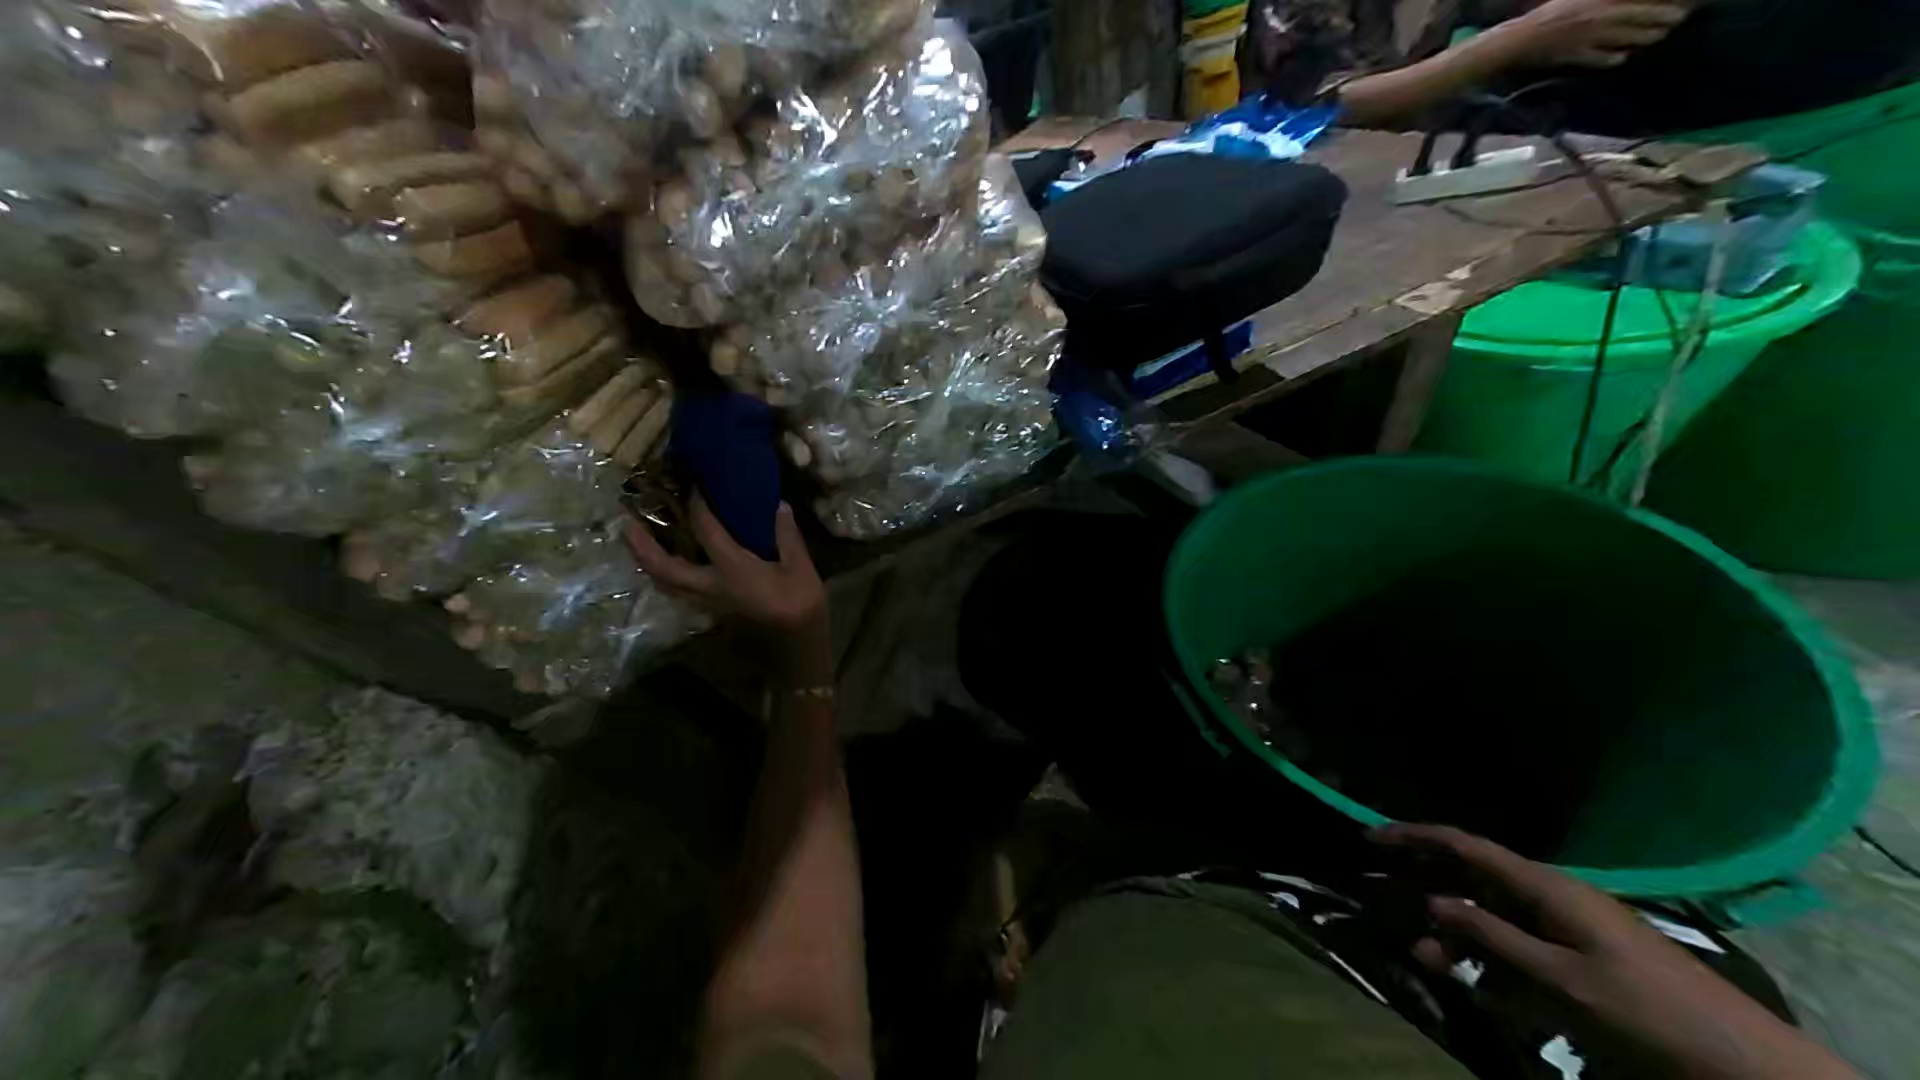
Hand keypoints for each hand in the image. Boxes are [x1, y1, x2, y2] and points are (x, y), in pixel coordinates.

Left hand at [625, 496, 826, 639]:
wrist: (799, 640)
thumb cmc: (800, 602)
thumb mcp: (800, 565)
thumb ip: (787, 535)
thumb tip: (779, 505)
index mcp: (732, 569)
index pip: (706, 530)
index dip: (698, 505)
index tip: (694, 484)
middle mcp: (711, 586)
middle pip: (665, 567)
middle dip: (642, 546)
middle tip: (625, 523)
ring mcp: (709, 601)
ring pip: (666, 584)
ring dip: (647, 563)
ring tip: (636, 542)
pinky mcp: (713, 609)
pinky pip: (677, 592)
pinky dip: (664, 577)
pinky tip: (665, 566)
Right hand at [1371, 824, 1855, 1079]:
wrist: (1751, 1068)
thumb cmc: (1647, 1011)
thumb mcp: (1561, 979)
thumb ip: (1490, 937)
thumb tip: (1431, 903)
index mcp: (1545, 888)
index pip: (1465, 846)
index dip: (1414, 837)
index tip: (1369, 839)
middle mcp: (1550, 898)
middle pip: (1472, 879)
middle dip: (1425, 886)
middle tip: (1380, 895)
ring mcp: (1567, 930)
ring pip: (1491, 918)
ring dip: (1455, 935)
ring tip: (1426, 959)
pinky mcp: (1581, 961)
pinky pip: (1518, 949)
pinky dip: (1489, 963)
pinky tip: (1474, 987)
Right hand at [1501, 0, 1691, 68]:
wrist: (1518, 40)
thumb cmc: (1548, 14)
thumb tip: (1623, 4)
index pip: (1643, 1)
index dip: (1665, 2)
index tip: (1682, 2)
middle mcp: (1604, 15)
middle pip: (1646, 16)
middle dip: (1666, 18)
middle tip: (1677, 18)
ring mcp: (1591, 37)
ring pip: (1631, 38)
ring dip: (1647, 37)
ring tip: (1656, 36)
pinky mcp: (1578, 56)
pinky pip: (1605, 58)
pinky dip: (1616, 57)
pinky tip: (1621, 56)